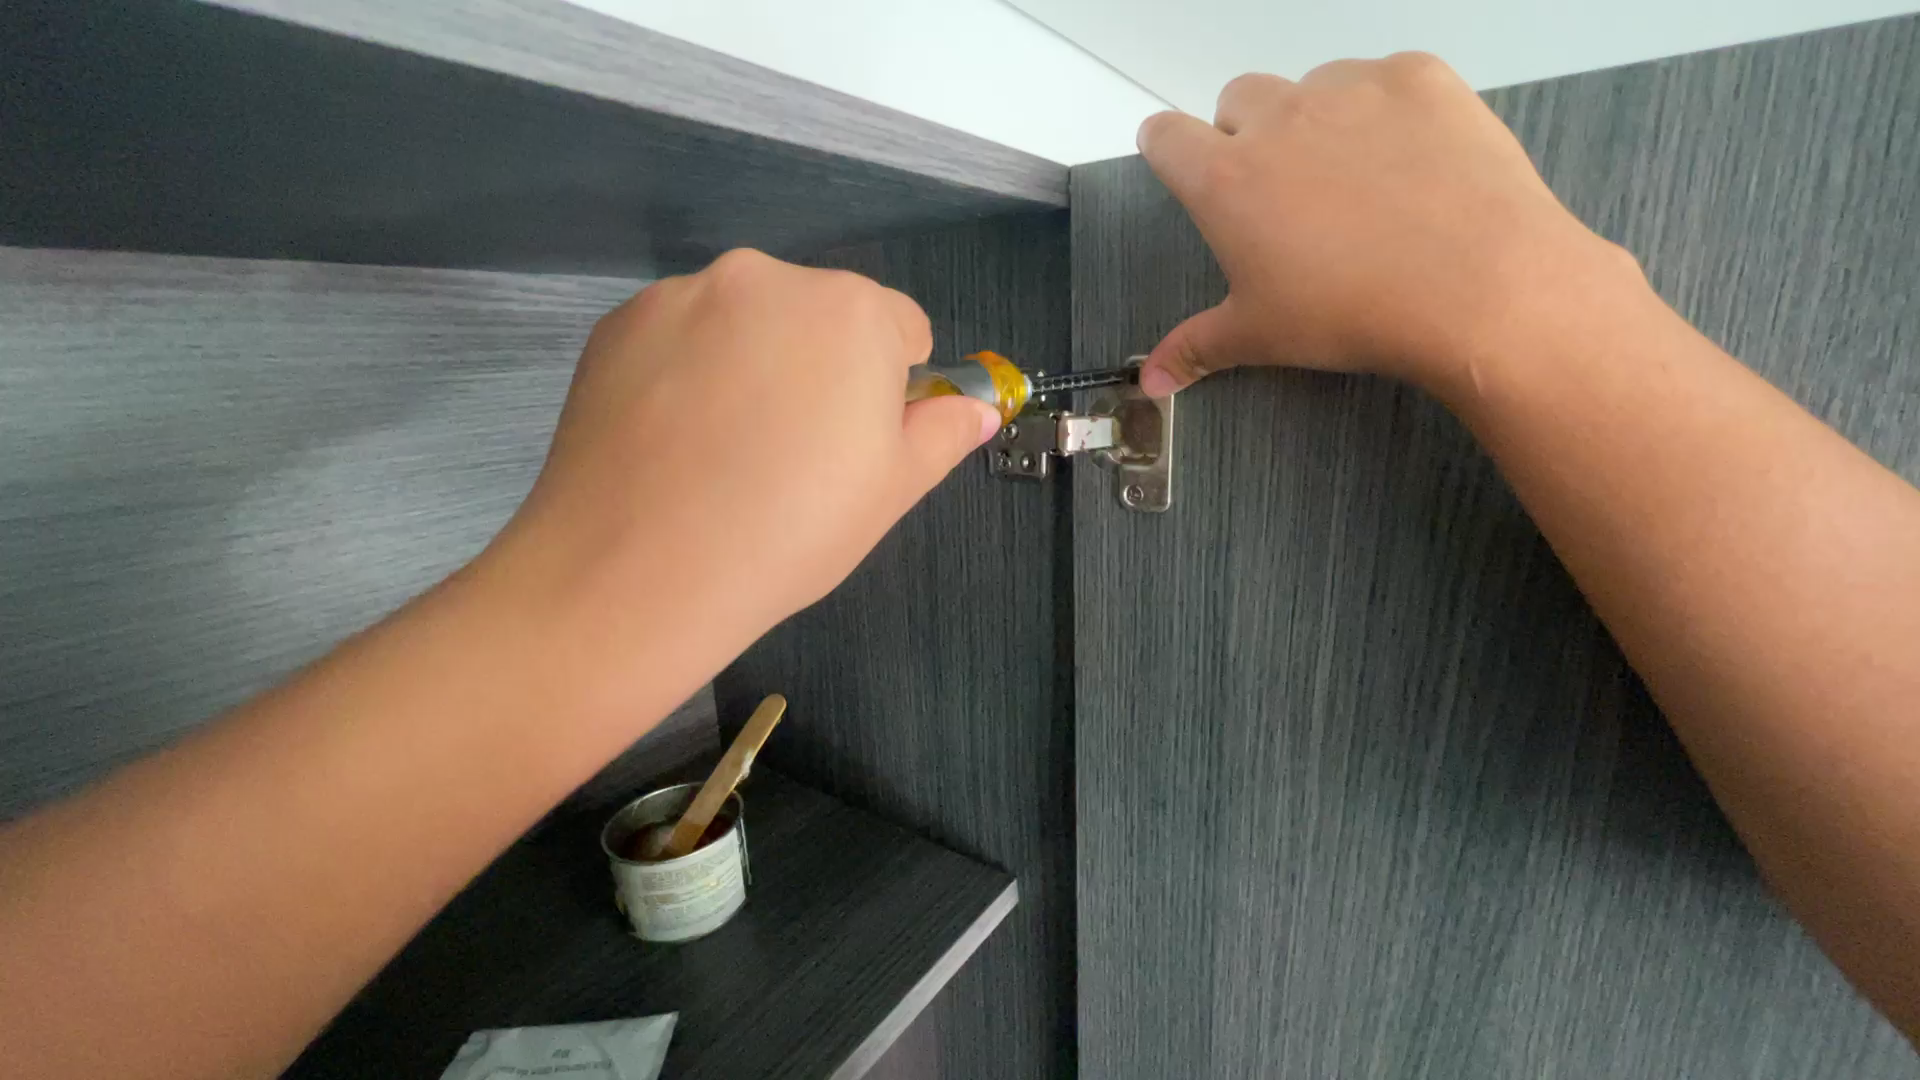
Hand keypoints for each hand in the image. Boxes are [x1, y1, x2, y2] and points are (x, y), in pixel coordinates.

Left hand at [488, 249, 999, 644]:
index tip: (857, 443)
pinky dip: (689, 372)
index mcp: (851, 310)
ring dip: (754, 364)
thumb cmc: (792, 530)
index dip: (891, 389)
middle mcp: (767, 277)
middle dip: (821, 367)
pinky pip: (682, 338)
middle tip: (792, 453)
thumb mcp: (893, 491)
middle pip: (820, 317)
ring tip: (726, 450)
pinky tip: (675, 440)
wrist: (638, 571)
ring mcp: (683, 294)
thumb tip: (974, 410)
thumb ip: (944, 434)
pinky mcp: (619, 324)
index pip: (901, 328)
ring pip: (748, 324)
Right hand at [1134, 53, 1642, 397]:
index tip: (1182, 168)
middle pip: (1236, 98)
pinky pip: (1380, 78)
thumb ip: (1193, 350)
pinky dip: (1379, 109)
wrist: (1476, 285)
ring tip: (1346, 177)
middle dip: (1242, 133)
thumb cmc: (1345, 314)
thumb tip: (1147, 385)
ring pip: (1308, 86)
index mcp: (1224, 181)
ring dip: (1310, 118)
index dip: (1166, 148)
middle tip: (1276, 191)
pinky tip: (1405, 160)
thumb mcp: (1258, 336)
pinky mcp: (1420, 77)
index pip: (1165, 135)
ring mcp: (1351, 89)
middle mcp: (1278, 119)